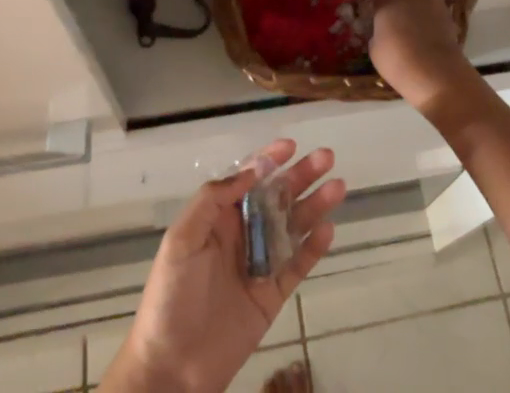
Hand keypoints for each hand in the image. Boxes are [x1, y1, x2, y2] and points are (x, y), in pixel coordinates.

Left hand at [102, 140, 343, 392]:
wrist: (173, 365)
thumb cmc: (170, 297)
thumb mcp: (181, 241)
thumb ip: (212, 201)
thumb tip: (250, 172)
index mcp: (216, 220)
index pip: (246, 180)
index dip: (267, 160)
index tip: (291, 145)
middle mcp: (241, 235)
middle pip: (276, 198)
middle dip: (300, 176)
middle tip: (326, 157)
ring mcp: (259, 264)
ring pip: (293, 227)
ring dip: (314, 206)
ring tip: (338, 186)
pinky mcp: (272, 293)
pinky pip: (297, 265)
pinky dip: (313, 248)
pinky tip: (327, 230)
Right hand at [370, 0, 476, 112]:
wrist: (435, 73)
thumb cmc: (397, 60)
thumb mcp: (374, 48)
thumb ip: (378, 30)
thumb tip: (384, 29)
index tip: (378, 6)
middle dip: (401, 2)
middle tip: (396, 20)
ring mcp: (433, 1)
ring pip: (422, 1)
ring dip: (418, 10)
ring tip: (415, 31)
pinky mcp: (449, 14)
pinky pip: (435, 12)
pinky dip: (432, 20)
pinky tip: (429, 37)